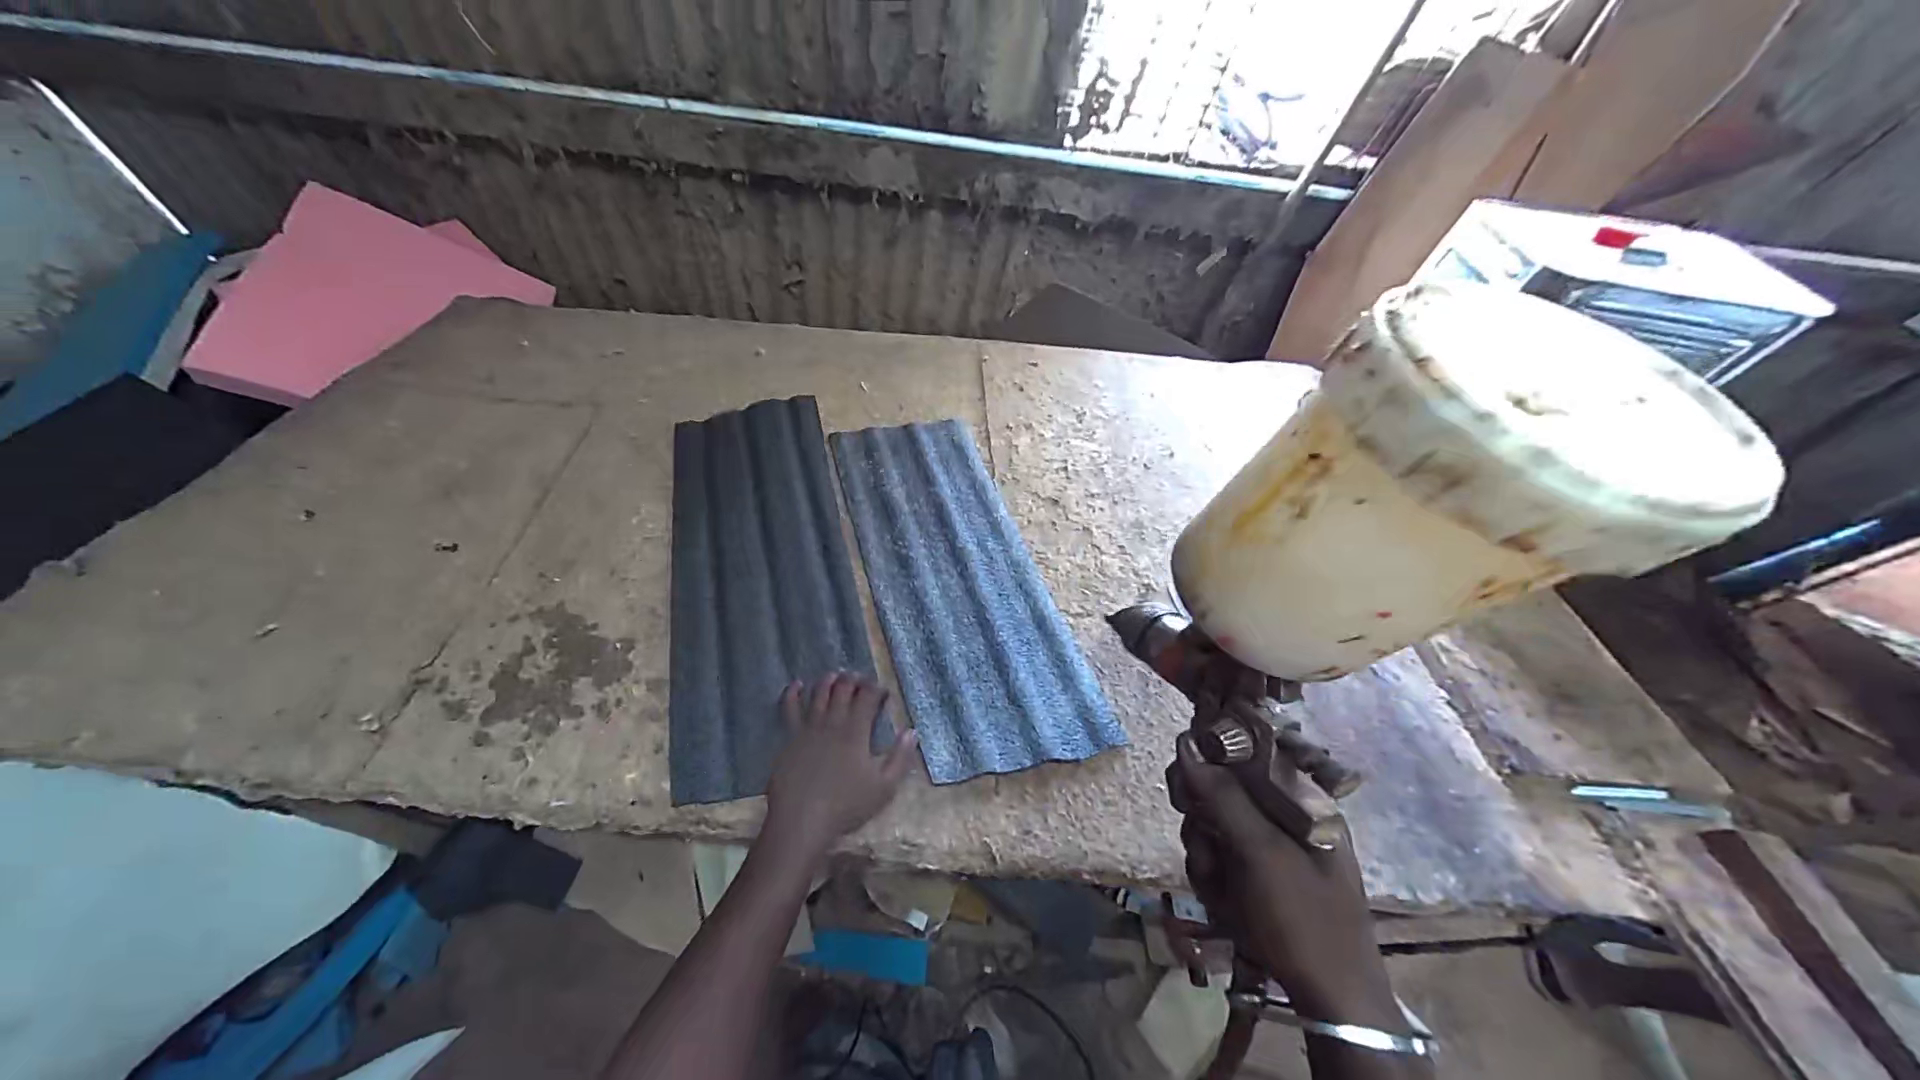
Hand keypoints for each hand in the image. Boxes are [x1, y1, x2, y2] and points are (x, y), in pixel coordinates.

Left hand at [764, 672, 918, 856]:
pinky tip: (796, 684)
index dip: (876, 689)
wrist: (802, 820)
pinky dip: (792, 693)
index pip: (868, 698)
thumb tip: (912, 731)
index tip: (882, 691)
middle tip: (860, 678)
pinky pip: (789, 708)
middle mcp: (832, 722)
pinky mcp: (789, 737)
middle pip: (843, 690)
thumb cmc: (846, 806)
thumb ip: (900, 757)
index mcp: (856, 731)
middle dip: (854, 680)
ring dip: (828, 681)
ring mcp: (808, 728)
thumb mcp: (884, 786)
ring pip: (818, 694)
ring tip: (835, 675)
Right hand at [1168, 733, 1400, 1027]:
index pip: (1246, 752)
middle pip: (1220, 789)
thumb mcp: (1261, 852)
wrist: (1331, 1001)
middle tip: (1206, 842)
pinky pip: (1215, 858)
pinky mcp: (1254, 875)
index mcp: (1301, 798)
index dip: (1211, 759)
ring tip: (1221, 888)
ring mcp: (1268, 847)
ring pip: (1210, 826)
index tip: (1187, 782)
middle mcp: (1284, 815)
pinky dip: (1212, 879)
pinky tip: (1224, 904)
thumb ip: (1223, 795)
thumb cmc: (1304, 918)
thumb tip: (1186, 743)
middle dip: (1203, 818)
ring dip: (1205, 856)